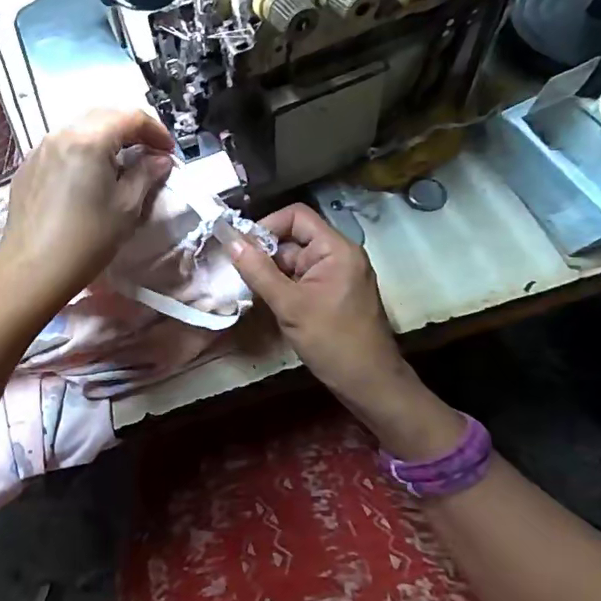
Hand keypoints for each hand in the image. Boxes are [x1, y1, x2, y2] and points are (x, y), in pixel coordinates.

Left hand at [0, 108, 175, 317]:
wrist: (32, 270)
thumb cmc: (87, 240)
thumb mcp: (127, 207)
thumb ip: (146, 175)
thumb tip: (160, 160)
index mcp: (89, 139)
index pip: (130, 117)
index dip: (156, 130)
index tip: (170, 152)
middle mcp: (61, 134)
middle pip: (103, 116)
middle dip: (130, 129)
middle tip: (149, 152)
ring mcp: (39, 149)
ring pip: (79, 129)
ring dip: (105, 138)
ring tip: (121, 164)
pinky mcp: (27, 168)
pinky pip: (61, 147)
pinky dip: (82, 151)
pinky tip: (89, 177)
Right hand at [228, 204, 461, 457]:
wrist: (369, 383)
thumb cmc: (333, 342)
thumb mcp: (290, 306)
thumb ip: (258, 271)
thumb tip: (231, 240)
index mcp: (336, 249)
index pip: (296, 216)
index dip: (266, 226)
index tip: (241, 249)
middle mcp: (339, 255)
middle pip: (293, 238)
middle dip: (264, 253)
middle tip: (239, 273)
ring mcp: (337, 275)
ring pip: (294, 261)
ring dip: (271, 273)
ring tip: (250, 291)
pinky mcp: (332, 294)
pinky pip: (302, 279)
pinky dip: (283, 287)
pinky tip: (267, 303)